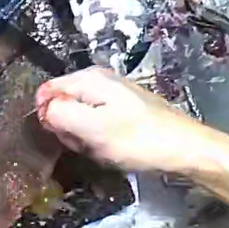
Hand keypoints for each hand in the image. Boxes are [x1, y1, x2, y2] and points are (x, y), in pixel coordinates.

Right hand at [34, 68, 228, 176]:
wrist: (186, 149)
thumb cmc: (140, 140)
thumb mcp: (94, 129)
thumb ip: (61, 114)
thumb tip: (42, 109)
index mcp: (89, 79)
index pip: (45, 93)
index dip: (48, 118)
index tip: (64, 135)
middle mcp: (97, 79)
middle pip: (61, 104)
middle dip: (67, 129)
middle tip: (87, 144)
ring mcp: (110, 94)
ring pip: (77, 117)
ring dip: (83, 137)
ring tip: (102, 147)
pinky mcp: (120, 109)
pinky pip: (94, 124)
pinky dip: (98, 139)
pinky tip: (112, 148)